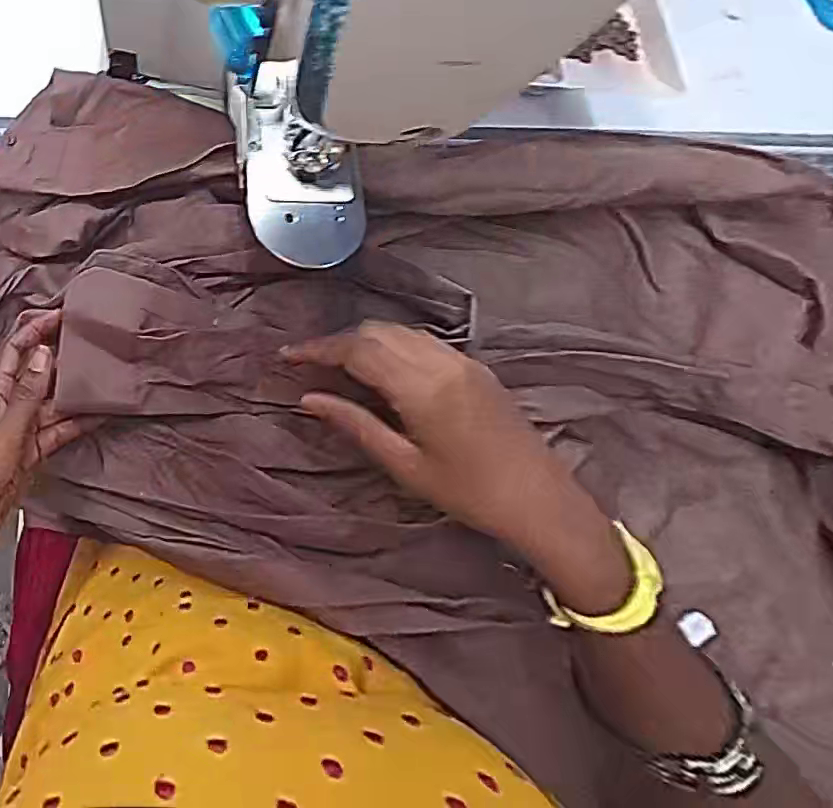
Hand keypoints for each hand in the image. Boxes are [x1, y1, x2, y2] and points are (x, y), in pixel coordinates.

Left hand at [0, 310, 98, 566]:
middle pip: (37, 372)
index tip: (62, 315)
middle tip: (90, 338)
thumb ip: (27, 396)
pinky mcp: (31, 453)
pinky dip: (77, 422)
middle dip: (60, 353)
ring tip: (101, 372)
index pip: (16, 351)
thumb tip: (43, 354)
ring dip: (74, 388)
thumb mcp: (3, 435)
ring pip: (52, 401)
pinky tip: (98, 414)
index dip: (36, 329)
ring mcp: (21, 431)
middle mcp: (7, 408)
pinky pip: (59, 430)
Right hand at [284, 321, 628, 609]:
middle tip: (310, 362)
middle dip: (337, 341)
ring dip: (364, 339)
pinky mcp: (474, 366)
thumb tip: (309, 398)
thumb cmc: (469, 493)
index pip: (357, 350)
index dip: (318, 349)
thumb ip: (355, 423)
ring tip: (339, 363)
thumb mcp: (404, 464)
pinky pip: (420, 340)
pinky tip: (380, 366)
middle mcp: (441, 362)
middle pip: (375, 331)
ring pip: (398, 331)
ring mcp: (462, 360)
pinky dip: (391, 343)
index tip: (288, 355)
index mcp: (422, 387)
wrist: (544, 502)